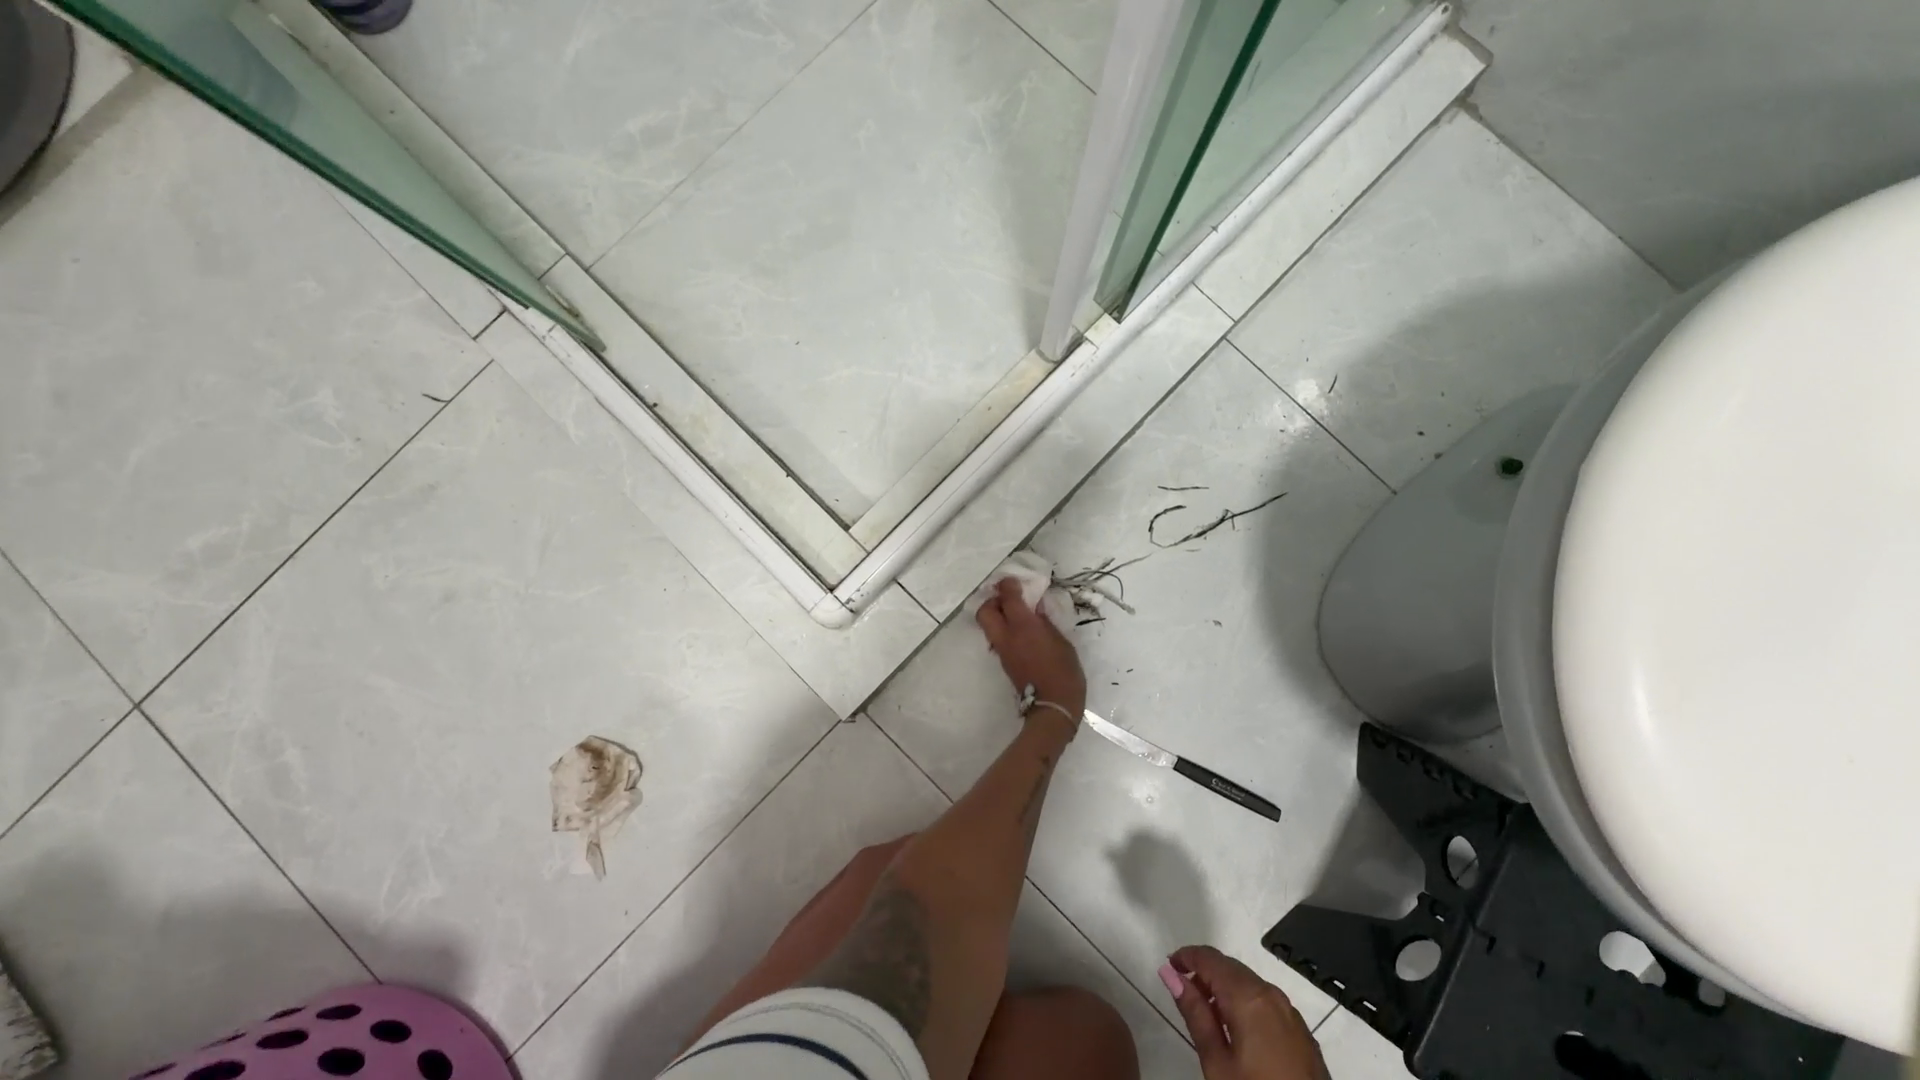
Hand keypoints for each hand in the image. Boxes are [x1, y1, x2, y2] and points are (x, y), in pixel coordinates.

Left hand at [975, 578, 1086, 720]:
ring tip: (1015, 615)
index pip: (1008, 598)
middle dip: (992, 601)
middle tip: (1008, 599)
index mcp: (1024, 627)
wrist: (1053, 706)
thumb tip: (1035, 609)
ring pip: (988, 626)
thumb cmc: (1064, 672)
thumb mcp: (1061, 642)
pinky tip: (1020, 633)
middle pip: (985, 612)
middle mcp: (1007, 637)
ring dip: (996, 616)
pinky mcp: (1004, 662)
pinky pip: (997, 639)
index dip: (1007, 585)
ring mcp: (1003, 651)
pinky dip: (1003, 630)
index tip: (1012, 580)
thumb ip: (1045, 622)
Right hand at [1161, 946, 1329, 1079]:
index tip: (1168, 970)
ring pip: (1248, 983)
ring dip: (1223, 987)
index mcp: (1248, 997)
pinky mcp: (1300, 1030)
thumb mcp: (1216, 1061)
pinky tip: (1235, 1029)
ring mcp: (1290, 1011)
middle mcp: (1271, 994)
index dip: (1186, 957)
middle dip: (1203, 972)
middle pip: (1230, 967)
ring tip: (1205, 1014)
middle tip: (1182, 994)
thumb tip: (1171, 975)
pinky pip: (1265, 1000)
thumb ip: (1194, 1013)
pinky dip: (1243, 1002)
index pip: (1210, 959)